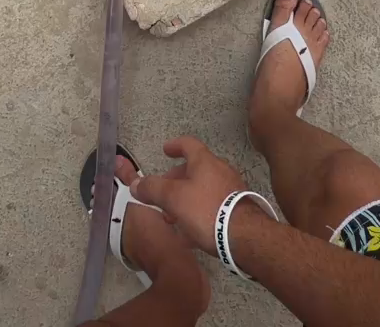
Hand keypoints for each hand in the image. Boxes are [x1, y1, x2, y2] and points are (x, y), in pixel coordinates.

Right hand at [130, 137, 255, 253]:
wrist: (245, 236)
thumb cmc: (206, 210)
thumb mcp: (173, 198)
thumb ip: (152, 189)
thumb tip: (135, 184)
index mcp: (205, 161)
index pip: (188, 144)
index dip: (175, 145)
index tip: (165, 150)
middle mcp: (220, 170)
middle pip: (195, 169)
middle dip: (176, 180)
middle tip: (163, 194)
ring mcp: (231, 189)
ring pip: (203, 189)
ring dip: (186, 199)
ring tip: (173, 217)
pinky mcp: (238, 209)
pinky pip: (213, 206)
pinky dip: (199, 212)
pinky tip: (191, 233)